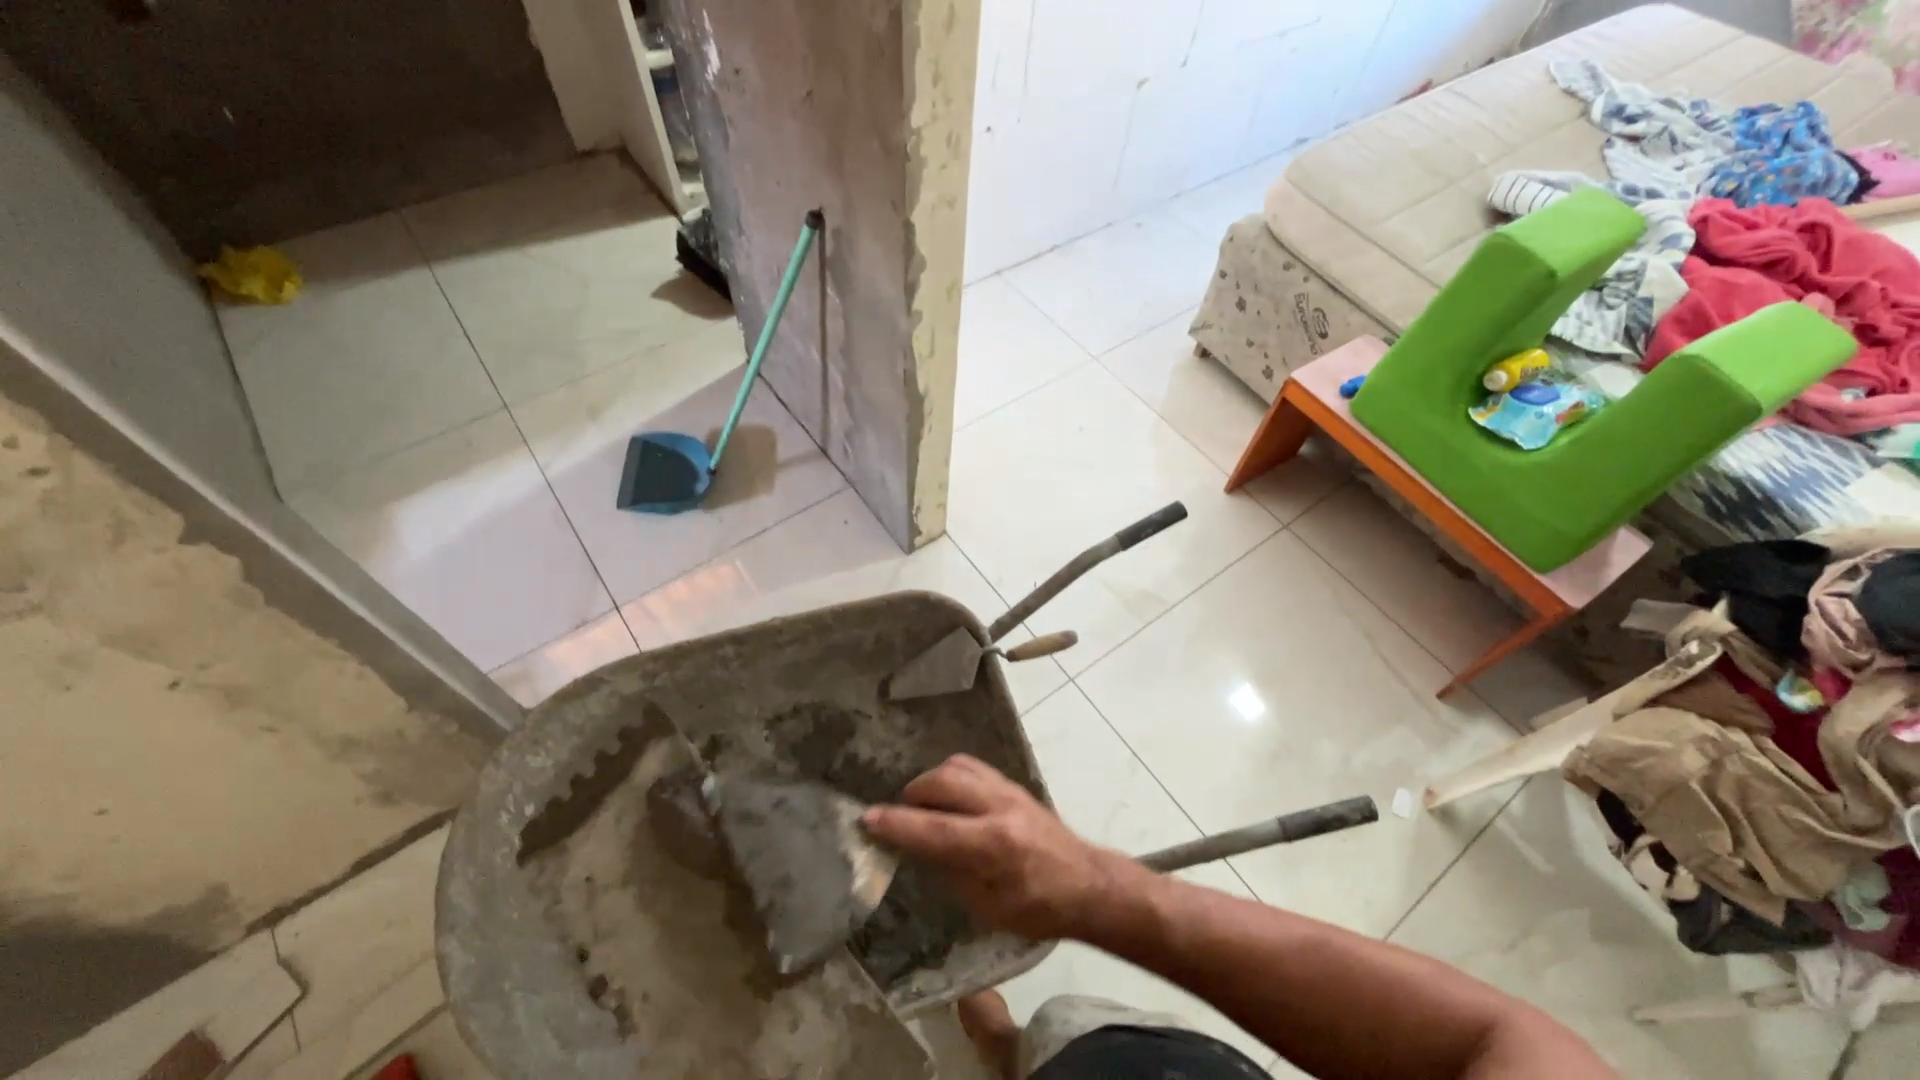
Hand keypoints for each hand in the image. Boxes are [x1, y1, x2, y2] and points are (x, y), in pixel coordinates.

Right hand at [861, 754, 1138, 940]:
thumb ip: (951, 874)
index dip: (896, 824)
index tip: (866, 819)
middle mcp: (1000, 808)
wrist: (1088, 883)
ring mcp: (1009, 791)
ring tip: (921, 805)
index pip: (933, 828)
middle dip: (911, 795)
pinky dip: (951, 777)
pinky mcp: (1014, 785)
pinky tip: (947, 798)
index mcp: (994, 846)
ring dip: (931, 782)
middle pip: (942, 782)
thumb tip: (918, 850)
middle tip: (897, 816)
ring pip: (956, 766)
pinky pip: (973, 767)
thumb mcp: (989, 909)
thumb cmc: (1038, 908)